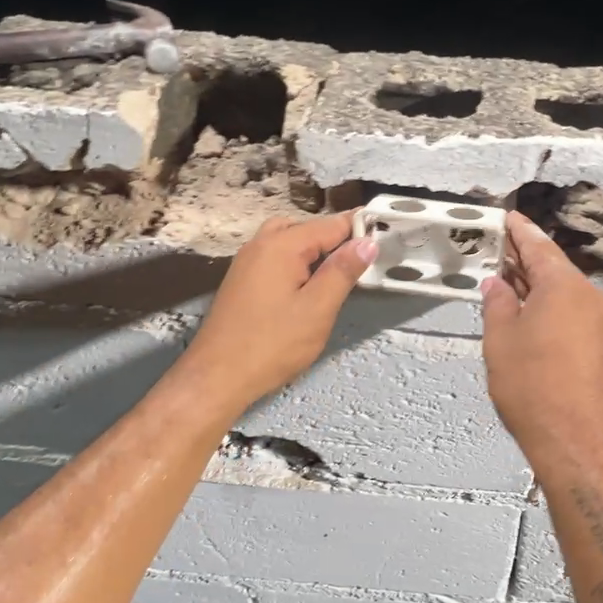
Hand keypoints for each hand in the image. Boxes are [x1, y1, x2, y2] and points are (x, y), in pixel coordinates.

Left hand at [172, 212, 374, 407]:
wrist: (217, 377)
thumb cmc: (271, 344)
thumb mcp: (318, 309)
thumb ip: (343, 271)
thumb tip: (367, 242)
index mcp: (281, 245)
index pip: (330, 225)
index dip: (359, 229)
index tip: (385, 236)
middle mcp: (260, 245)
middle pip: (307, 229)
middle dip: (335, 239)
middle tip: (361, 262)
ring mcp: (247, 263)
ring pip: (289, 242)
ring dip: (314, 251)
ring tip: (336, 276)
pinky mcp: (241, 282)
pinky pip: (275, 258)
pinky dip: (296, 264)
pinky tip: (307, 289)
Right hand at [480, 213, 602, 470]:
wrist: (575, 440)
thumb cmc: (531, 385)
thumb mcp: (501, 340)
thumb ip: (498, 303)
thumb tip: (497, 283)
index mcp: (564, 286)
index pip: (539, 246)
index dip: (520, 231)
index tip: (508, 217)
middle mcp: (589, 295)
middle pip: (554, 267)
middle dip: (526, 258)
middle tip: (497, 248)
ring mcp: (600, 321)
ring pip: (564, 290)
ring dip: (537, 284)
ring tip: (505, 279)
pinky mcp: (602, 344)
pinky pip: (573, 311)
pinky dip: (550, 304)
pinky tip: (528, 311)